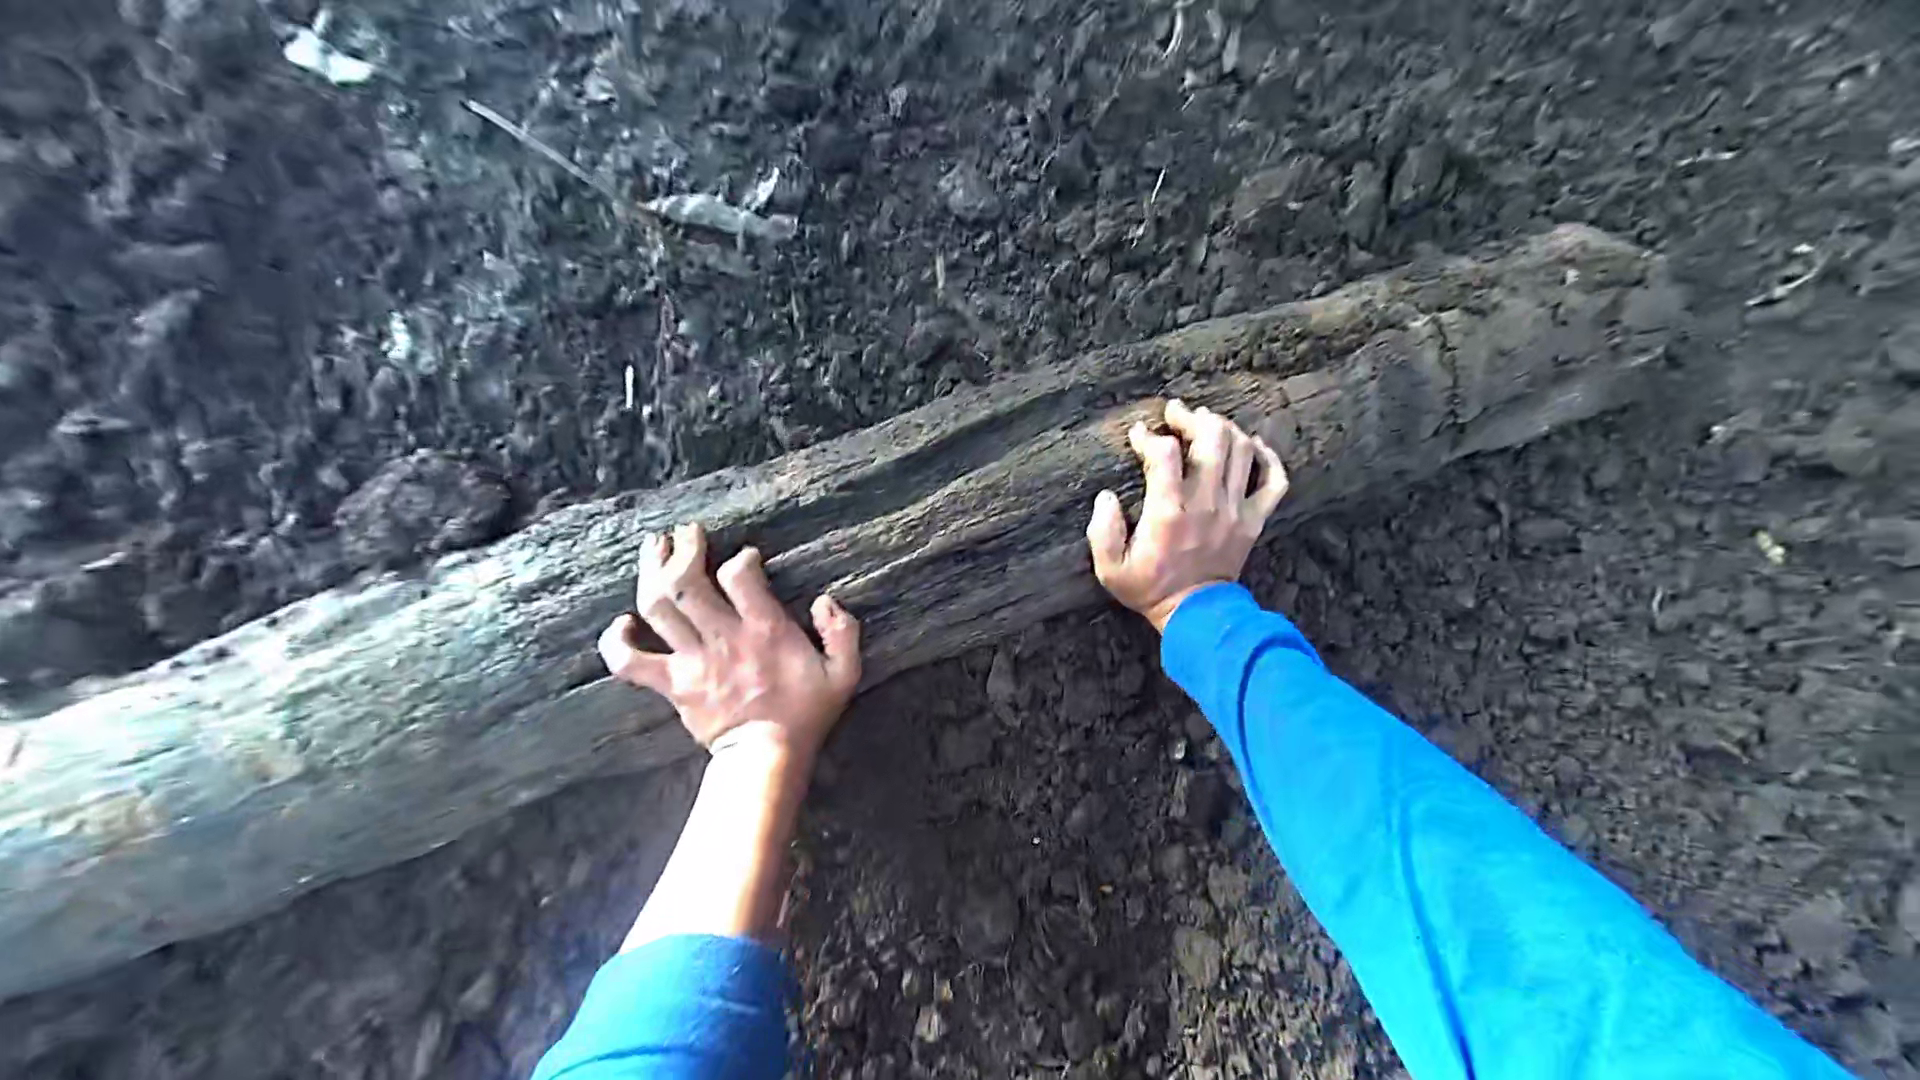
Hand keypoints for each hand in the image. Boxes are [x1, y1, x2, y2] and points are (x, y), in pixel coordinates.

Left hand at [597, 523, 861, 759]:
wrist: (768, 758)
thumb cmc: (806, 712)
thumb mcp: (844, 672)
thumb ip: (842, 631)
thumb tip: (824, 600)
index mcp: (764, 630)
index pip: (739, 575)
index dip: (741, 558)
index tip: (747, 557)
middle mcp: (722, 638)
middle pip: (687, 583)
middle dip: (683, 550)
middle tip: (686, 532)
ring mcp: (692, 662)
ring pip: (657, 608)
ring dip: (650, 573)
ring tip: (653, 548)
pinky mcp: (672, 684)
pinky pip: (629, 663)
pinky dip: (616, 642)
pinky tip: (620, 623)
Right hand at [1087, 399, 1289, 631]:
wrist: (1195, 616)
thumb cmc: (1148, 589)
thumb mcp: (1109, 569)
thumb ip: (1102, 531)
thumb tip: (1106, 497)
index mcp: (1169, 512)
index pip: (1165, 453)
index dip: (1148, 436)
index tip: (1137, 434)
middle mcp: (1206, 503)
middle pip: (1211, 438)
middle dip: (1192, 417)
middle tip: (1176, 412)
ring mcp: (1236, 510)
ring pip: (1241, 450)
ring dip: (1223, 427)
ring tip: (1205, 422)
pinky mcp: (1255, 520)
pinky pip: (1274, 480)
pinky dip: (1267, 457)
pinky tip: (1252, 445)